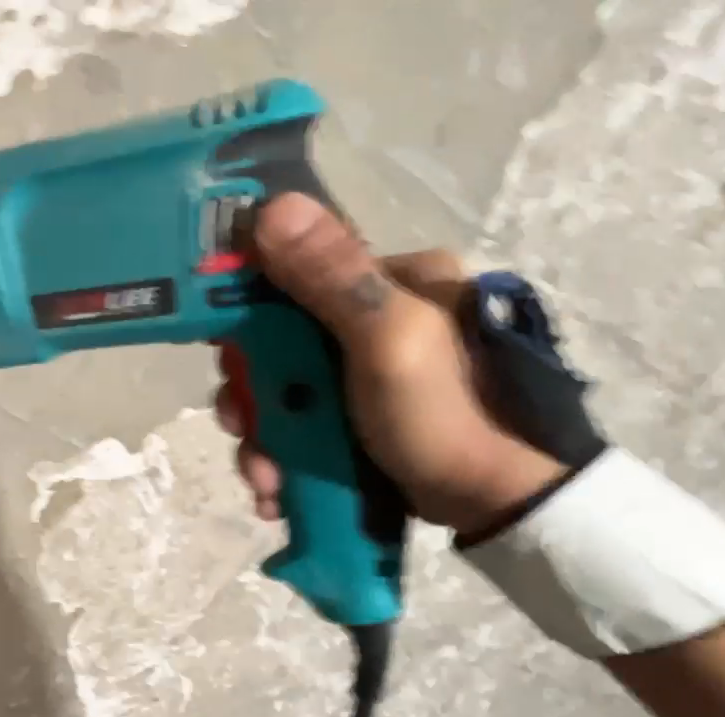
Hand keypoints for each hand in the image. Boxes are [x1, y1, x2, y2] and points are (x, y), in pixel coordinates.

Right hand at [217, 195, 566, 534]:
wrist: (492, 501)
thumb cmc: (443, 413)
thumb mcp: (385, 339)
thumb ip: (330, 278)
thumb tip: (272, 207)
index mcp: (394, 280)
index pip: (291, 281)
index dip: (247, 323)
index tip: (232, 368)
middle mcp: (377, 318)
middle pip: (275, 346)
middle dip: (253, 400)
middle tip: (245, 433)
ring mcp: (365, 371)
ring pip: (279, 394)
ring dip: (261, 440)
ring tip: (269, 480)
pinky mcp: (358, 415)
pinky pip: (296, 424)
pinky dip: (279, 457)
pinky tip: (278, 486)